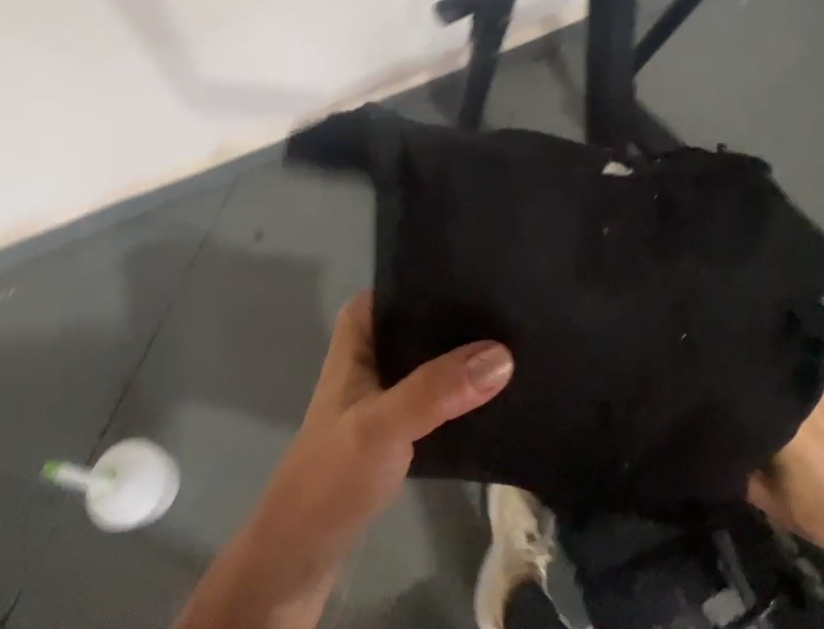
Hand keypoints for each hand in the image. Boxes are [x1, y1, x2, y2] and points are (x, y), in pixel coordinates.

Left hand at [175, 293, 513, 628]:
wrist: (301, 554)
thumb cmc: (331, 476)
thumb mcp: (383, 425)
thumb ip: (436, 390)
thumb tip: (502, 355)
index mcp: (357, 339)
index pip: (399, 286)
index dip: (438, 275)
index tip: (489, 268)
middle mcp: (370, 358)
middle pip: (423, 321)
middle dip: (464, 317)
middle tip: (519, 307)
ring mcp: (385, 395)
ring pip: (433, 360)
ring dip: (466, 357)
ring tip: (522, 343)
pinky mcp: (399, 429)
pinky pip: (439, 396)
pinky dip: (463, 393)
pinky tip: (499, 394)